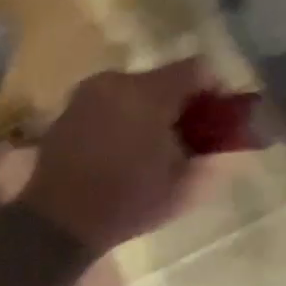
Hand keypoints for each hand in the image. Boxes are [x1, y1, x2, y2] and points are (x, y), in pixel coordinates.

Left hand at [18, 59, 210, 254]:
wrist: (60, 217)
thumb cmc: (127, 202)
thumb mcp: (183, 184)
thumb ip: (211, 152)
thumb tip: (224, 138)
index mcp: (148, 93)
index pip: (197, 69)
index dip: (215, 90)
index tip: (221, 116)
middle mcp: (115, 81)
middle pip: (162, 78)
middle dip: (179, 102)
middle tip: (188, 136)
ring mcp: (86, 92)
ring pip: (132, 89)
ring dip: (148, 108)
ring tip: (151, 145)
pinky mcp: (68, 108)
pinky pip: (107, 102)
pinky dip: (120, 115)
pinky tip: (121, 147)